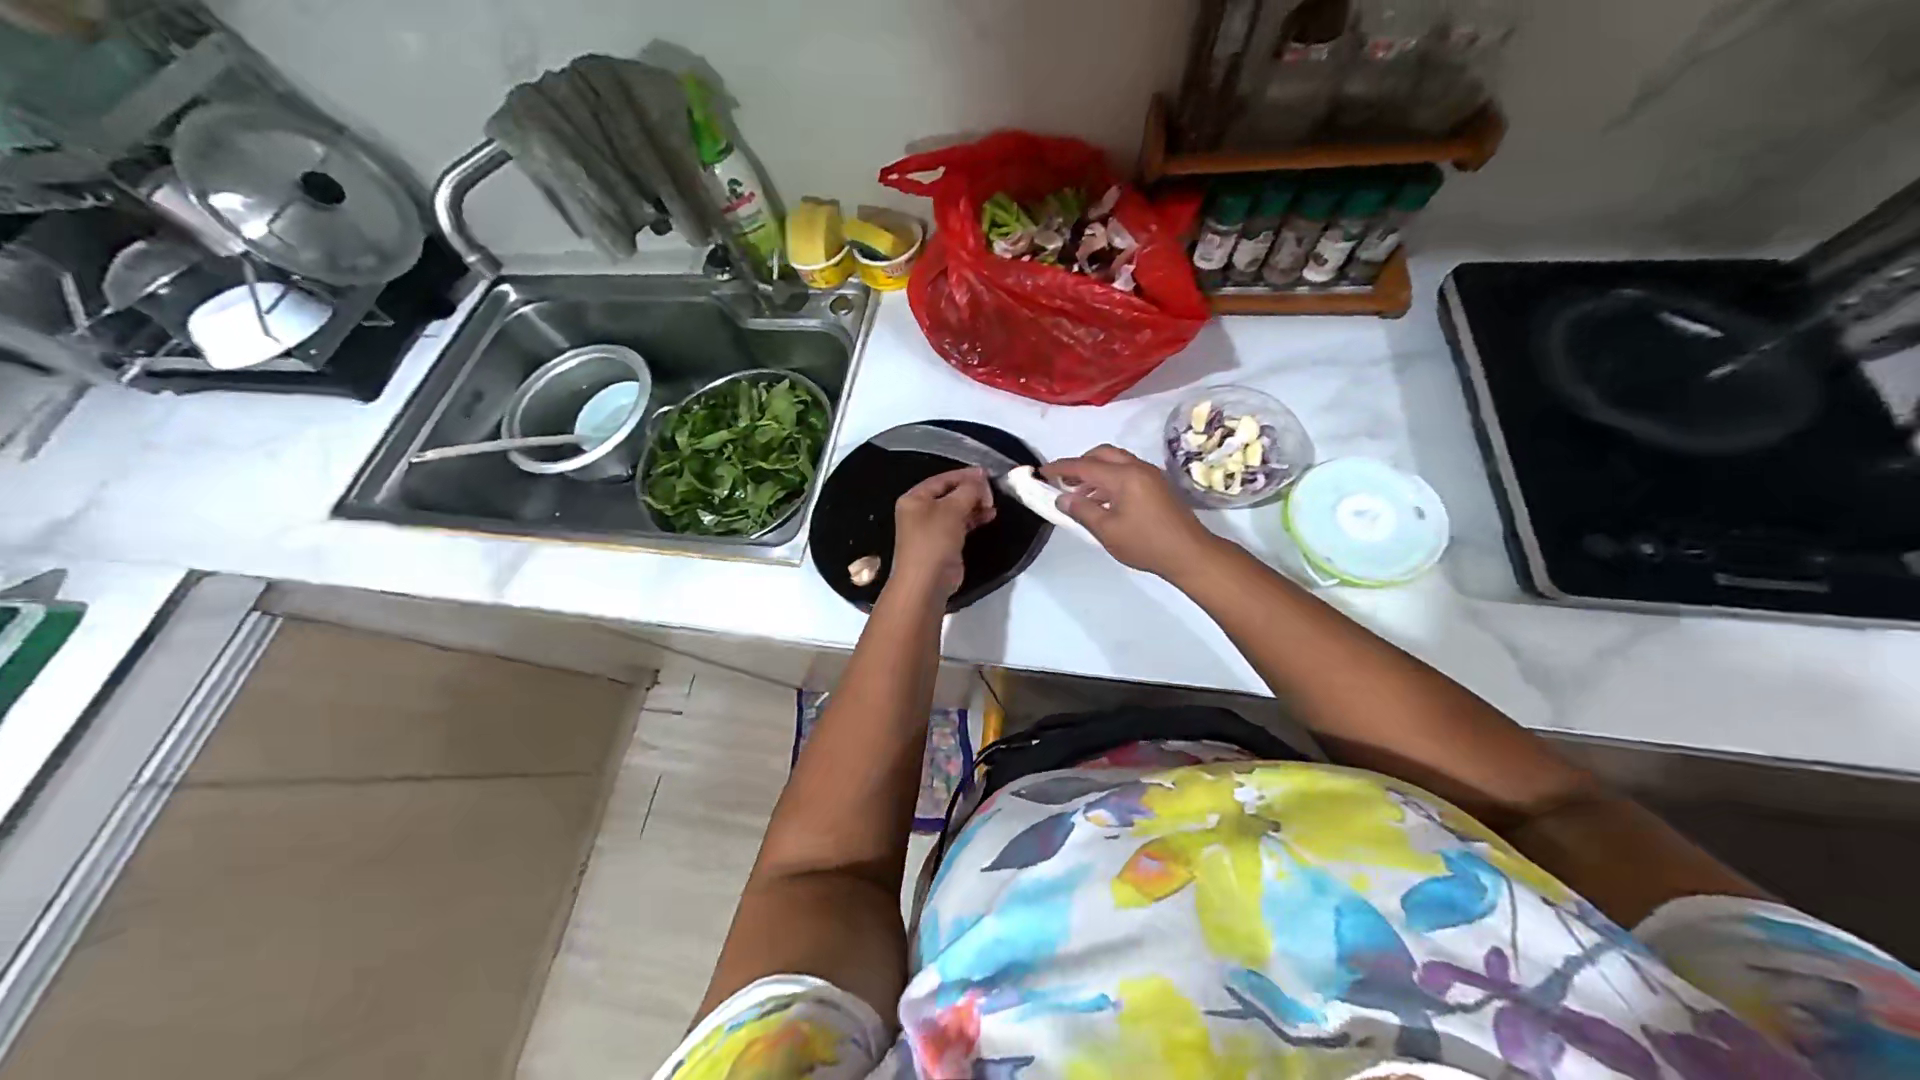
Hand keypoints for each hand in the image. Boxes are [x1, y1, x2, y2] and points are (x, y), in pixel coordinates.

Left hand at [890, 467, 996, 598]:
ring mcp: (931, 529)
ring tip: (992, 504)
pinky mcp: (943, 543)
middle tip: (991, 491)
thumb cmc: (933, 541)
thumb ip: (968, 491)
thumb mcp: (951, 509)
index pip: (943, 479)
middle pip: (949, 493)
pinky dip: (974, 519)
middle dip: (971, 491)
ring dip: (975, 505)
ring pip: (956, 509)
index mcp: (914, 498)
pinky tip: (989, 515)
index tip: (987, 474)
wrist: (926, 583)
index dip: (965, 475)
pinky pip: (960, 524)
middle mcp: (920, 511)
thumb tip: (980, 480)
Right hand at [1041, 445, 1222, 577]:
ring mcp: (1150, 475)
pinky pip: (1127, 472)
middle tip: (1063, 481)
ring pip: (1116, 461)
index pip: (1084, 465)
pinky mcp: (1158, 486)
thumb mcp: (1107, 531)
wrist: (1189, 553)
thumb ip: (1082, 511)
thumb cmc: (1146, 544)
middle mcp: (1137, 468)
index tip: (1042, 473)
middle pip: (1102, 454)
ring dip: (1095, 471)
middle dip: (1080, 464)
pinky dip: (1110, 479)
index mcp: (1123, 476)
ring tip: (1079, 494)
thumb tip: (1062, 499)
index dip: (1061, 468)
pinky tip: (1102, 501)